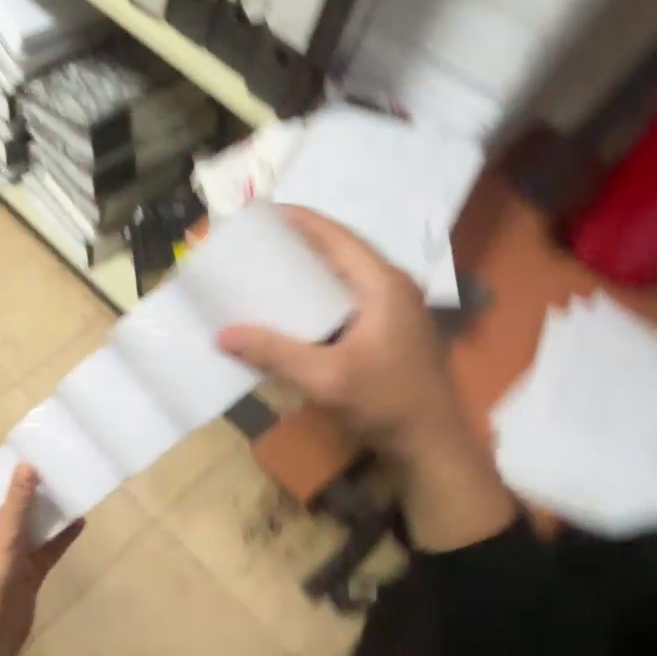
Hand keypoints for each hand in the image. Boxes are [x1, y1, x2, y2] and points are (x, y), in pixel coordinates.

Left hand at [0, 464, 82, 655]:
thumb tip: (27, 463)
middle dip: (31, 485)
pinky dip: (62, 535)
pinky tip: (81, 519)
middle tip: (56, 460)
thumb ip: (16, 500)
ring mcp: (11, 554)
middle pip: (11, 503)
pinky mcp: (29, 572)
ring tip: (72, 483)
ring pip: (32, 524)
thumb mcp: (2, 534)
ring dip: (49, 508)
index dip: (0, 468)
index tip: (24, 449)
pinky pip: (47, 548)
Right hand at [216, 206, 466, 460]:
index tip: (266, 211)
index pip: (338, 237)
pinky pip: (352, 297)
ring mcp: (397, 309)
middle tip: (262, 239)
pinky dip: (323, 293)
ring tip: (273, 265)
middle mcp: (393, 287)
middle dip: (303, 241)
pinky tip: (297, 306)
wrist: (433, 444)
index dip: (302, 220)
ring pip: (348, 274)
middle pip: (343, 250)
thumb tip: (223, 334)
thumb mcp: (325, 378)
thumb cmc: (385, 403)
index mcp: (383, 285)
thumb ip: (275, 352)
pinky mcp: (393, 331)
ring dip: (313, 267)